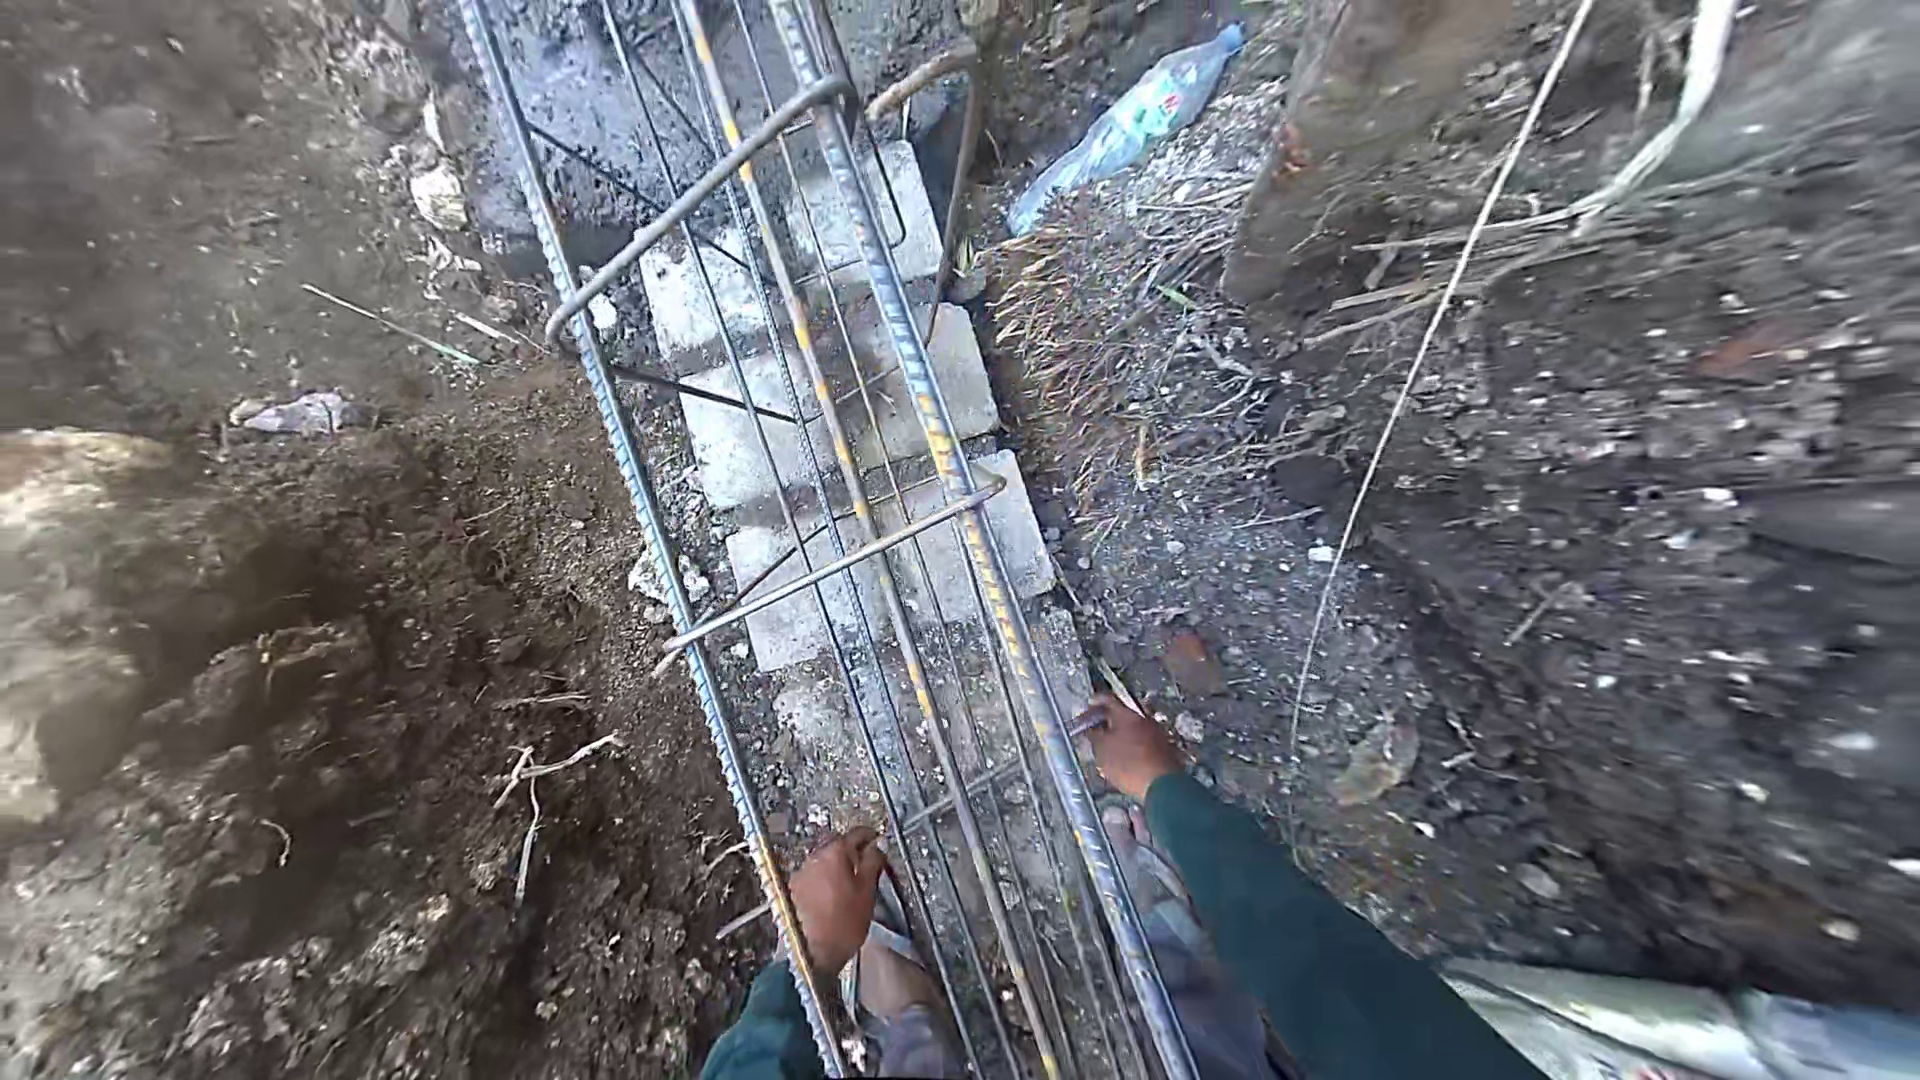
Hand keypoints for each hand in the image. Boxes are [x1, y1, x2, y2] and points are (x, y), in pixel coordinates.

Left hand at [788, 826, 886, 974]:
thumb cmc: (844, 924)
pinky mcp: (793, 890)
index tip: (879, 842)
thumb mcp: (867, 890)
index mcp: (835, 852)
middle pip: (838, 844)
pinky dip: (825, 877)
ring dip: (837, 864)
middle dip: (853, 850)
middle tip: (867, 862)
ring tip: (851, 880)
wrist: (811, 956)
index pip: (857, 833)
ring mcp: (801, 873)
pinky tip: (833, 892)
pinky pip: (814, 874)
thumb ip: (873, 862)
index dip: (871, 836)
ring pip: (824, 860)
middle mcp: (814, 857)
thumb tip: (877, 846)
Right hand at [1080, 694, 1182, 800]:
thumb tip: (1092, 730)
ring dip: (1121, 735)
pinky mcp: (1165, 751)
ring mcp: (1157, 734)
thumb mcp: (1102, 750)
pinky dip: (1133, 747)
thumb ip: (1094, 736)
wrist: (1164, 786)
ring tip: (1110, 748)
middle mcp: (1144, 720)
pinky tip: (1127, 759)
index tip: (1089, 707)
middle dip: (1108, 721)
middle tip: (1096, 730)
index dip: (1096, 702)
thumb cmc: (1130, 765)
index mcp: (1126, 714)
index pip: (1108, 700)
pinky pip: (1144, 743)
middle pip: (1122, 714)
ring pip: (1134, 729)